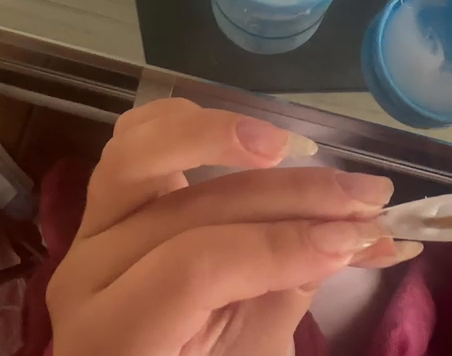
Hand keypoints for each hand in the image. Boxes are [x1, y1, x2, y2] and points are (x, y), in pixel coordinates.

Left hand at [46, 99, 416, 355]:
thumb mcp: (246, 354)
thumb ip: (286, 290)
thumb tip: (356, 231)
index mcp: (116, 334)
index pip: (196, 265)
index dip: (279, 245)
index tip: (359, 237)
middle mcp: (88, 269)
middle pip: (190, 206)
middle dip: (288, 193)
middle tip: (363, 195)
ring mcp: (90, 223)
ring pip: (143, 150)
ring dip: (223, 133)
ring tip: (292, 143)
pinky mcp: (106, 194)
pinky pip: (134, 136)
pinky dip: (186, 118)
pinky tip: (240, 128)